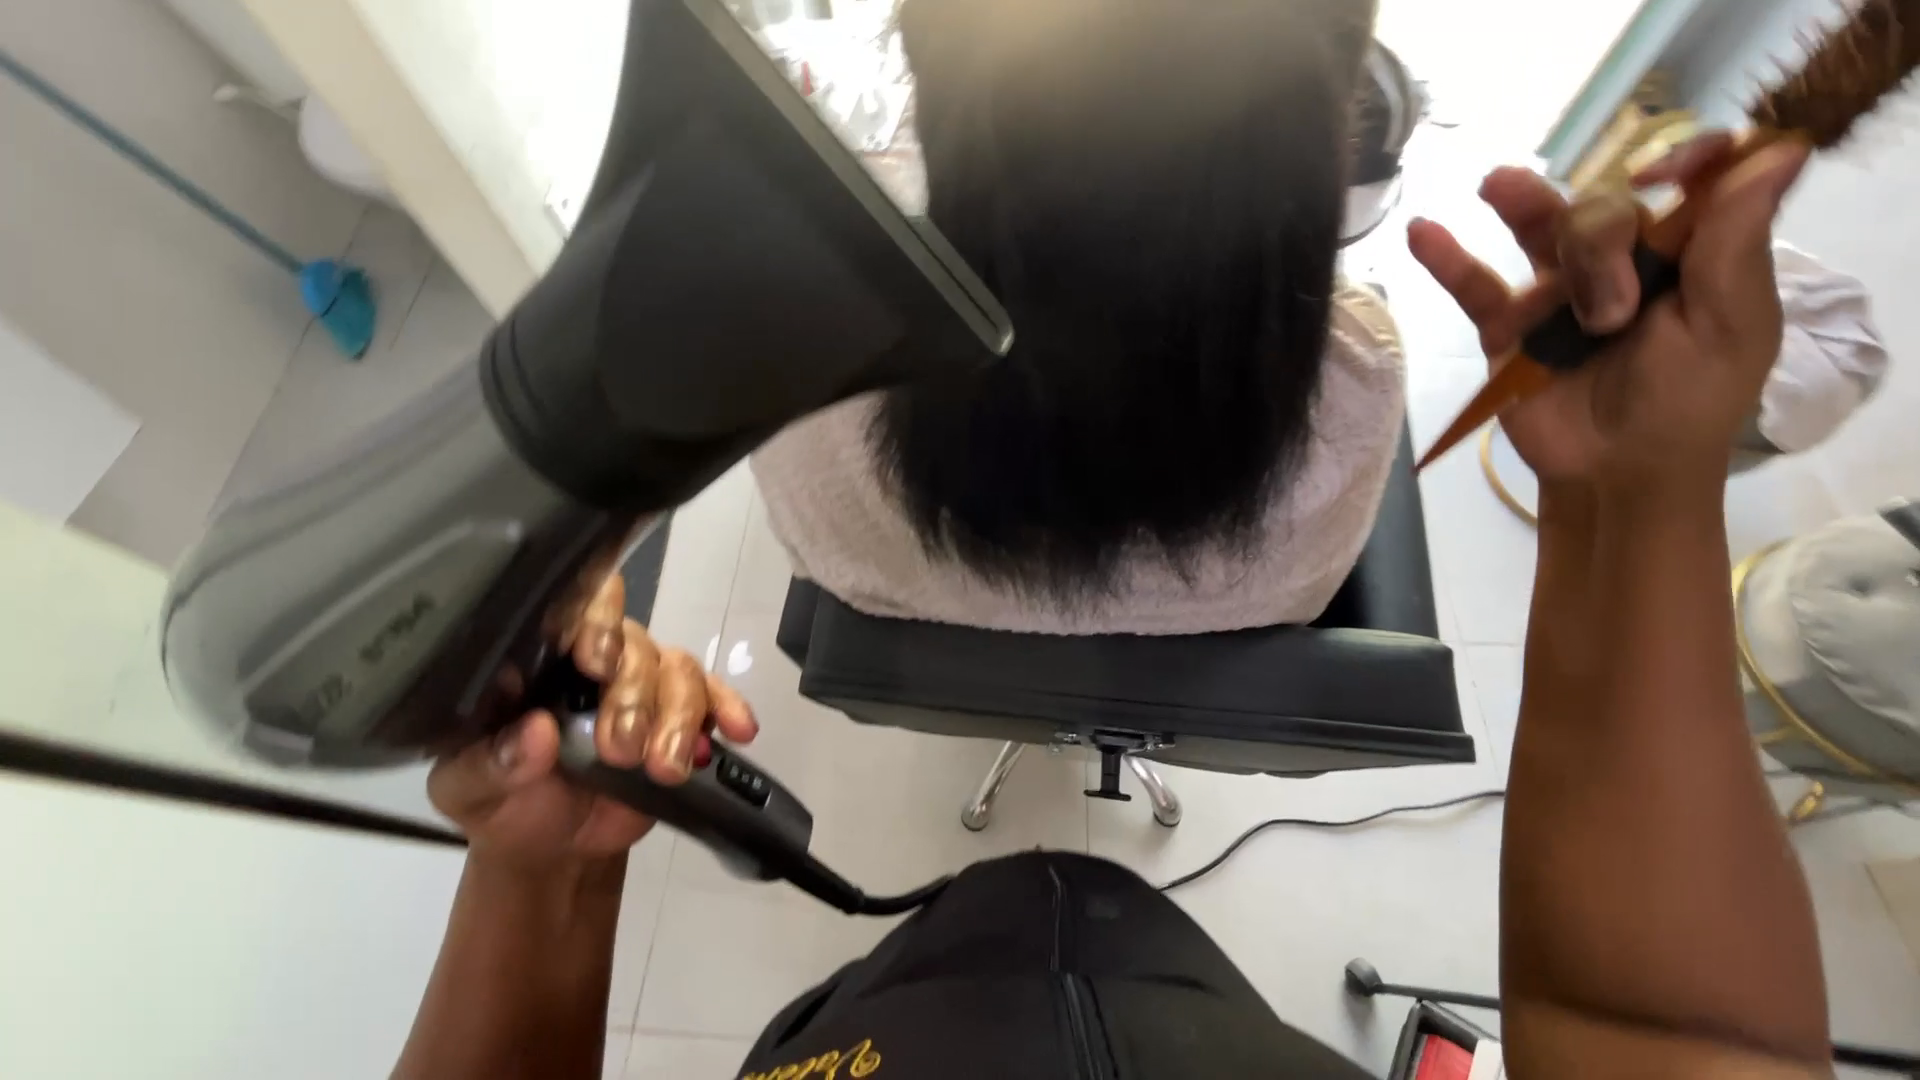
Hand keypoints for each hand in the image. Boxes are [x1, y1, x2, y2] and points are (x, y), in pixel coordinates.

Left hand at [427, 573, 758, 868]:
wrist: (558, 848)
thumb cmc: (506, 805)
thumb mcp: (471, 791)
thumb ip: (492, 763)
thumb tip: (536, 733)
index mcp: (544, 662)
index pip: (576, 609)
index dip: (596, 624)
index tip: (599, 663)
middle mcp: (601, 662)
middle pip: (637, 645)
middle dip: (635, 696)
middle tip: (621, 750)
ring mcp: (647, 686)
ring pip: (679, 670)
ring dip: (679, 717)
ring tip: (666, 769)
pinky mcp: (684, 715)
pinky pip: (715, 696)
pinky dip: (729, 708)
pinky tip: (738, 730)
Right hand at [1407, 132, 1809, 495]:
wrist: (1613, 469)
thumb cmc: (1687, 402)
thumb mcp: (1730, 325)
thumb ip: (1736, 244)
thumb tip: (1780, 150)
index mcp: (1689, 253)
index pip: (1686, 178)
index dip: (1679, 161)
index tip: (1662, 177)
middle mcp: (1624, 261)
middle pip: (1603, 208)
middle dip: (1598, 246)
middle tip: (1607, 318)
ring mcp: (1557, 292)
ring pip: (1541, 231)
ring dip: (1525, 209)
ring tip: (1496, 187)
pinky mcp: (1506, 327)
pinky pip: (1474, 286)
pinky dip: (1445, 259)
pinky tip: (1421, 232)